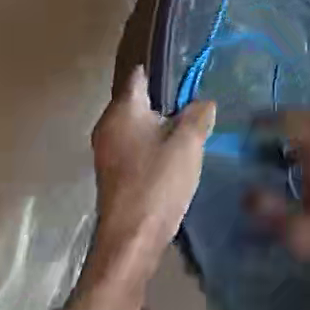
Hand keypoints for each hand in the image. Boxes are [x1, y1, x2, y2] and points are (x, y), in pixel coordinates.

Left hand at [64, 68, 214, 309]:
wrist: (131, 240)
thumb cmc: (158, 182)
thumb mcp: (188, 142)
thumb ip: (198, 114)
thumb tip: (203, 102)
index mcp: (122, 110)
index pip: (140, 75)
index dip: (164, 70)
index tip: (188, 68)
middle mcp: (107, 126)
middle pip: (140, 101)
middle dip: (167, 101)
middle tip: (199, 103)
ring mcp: (106, 152)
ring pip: (139, 126)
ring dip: (162, 126)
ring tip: (193, 130)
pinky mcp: (113, 174)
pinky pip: (136, 147)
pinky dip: (155, 147)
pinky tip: (176, 157)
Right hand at [249, 113, 309, 309]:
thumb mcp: (305, 232)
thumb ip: (271, 214)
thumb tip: (246, 195)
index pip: (288, 122)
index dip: (265, 121)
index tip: (249, 126)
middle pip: (306, 116)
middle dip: (283, 120)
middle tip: (263, 131)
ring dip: (303, 125)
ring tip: (286, 140)